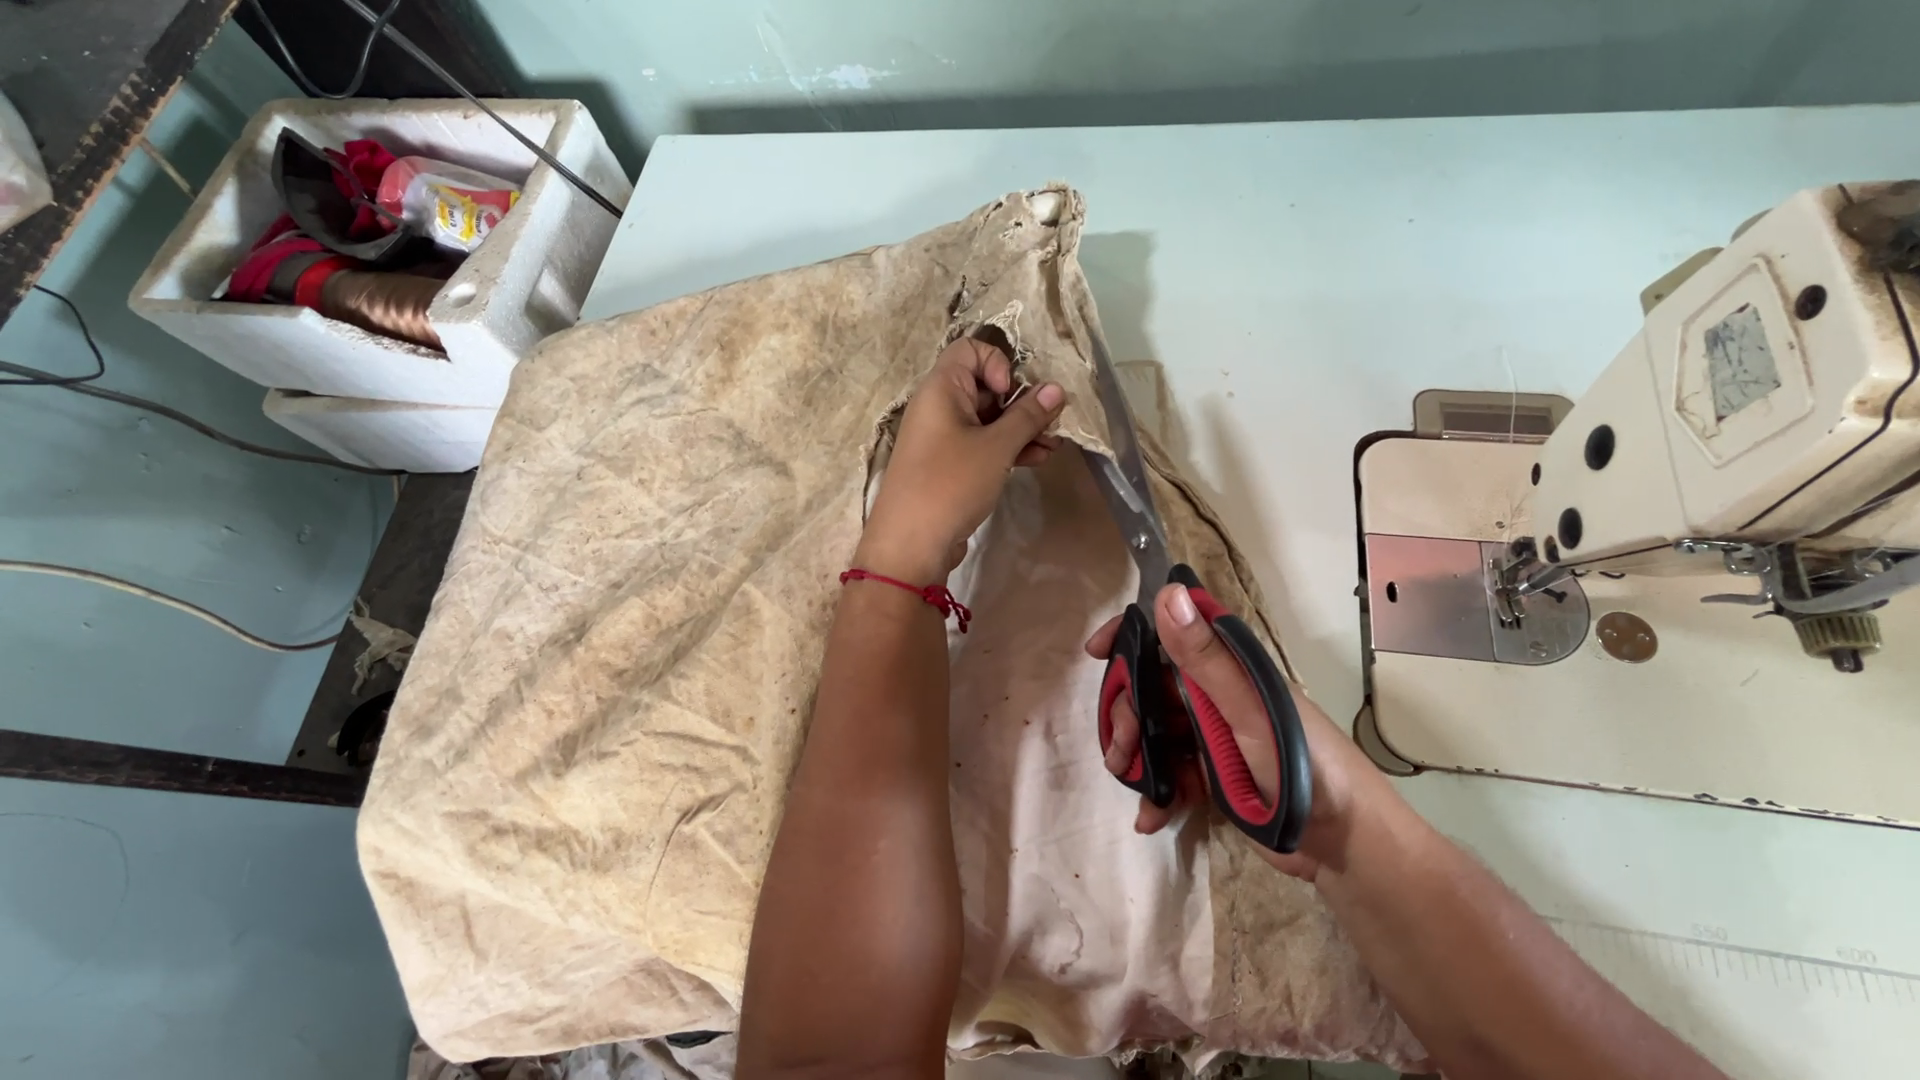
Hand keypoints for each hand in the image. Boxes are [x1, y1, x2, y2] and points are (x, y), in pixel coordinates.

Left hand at [856, 338, 1066, 581]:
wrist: (910, 544)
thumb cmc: (950, 484)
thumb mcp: (996, 447)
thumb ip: (1027, 416)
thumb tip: (1056, 389)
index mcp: (941, 389)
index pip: (970, 349)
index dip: (999, 362)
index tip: (1013, 392)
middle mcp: (939, 406)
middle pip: (985, 386)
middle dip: (1021, 402)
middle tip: (1050, 423)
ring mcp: (943, 438)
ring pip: (988, 419)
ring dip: (1021, 429)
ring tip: (1052, 447)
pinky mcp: (949, 466)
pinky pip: (982, 445)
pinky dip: (1008, 448)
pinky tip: (1037, 460)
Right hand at [1084, 583, 1387, 880]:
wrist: (1343, 844)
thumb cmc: (1303, 768)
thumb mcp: (1248, 712)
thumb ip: (1206, 659)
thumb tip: (1167, 594)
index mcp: (1231, 669)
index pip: (1174, 632)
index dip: (1132, 635)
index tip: (1096, 652)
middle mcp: (1220, 694)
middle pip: (1153, 688)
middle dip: (1127, 714)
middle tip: (1119, 748)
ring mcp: (1216, 734)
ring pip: (1157, 731)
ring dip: (1137, 755)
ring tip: (1133, 784)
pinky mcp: (1215, 773)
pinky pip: (1172, 772)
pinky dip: (1157, 792)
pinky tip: (1151, 817)